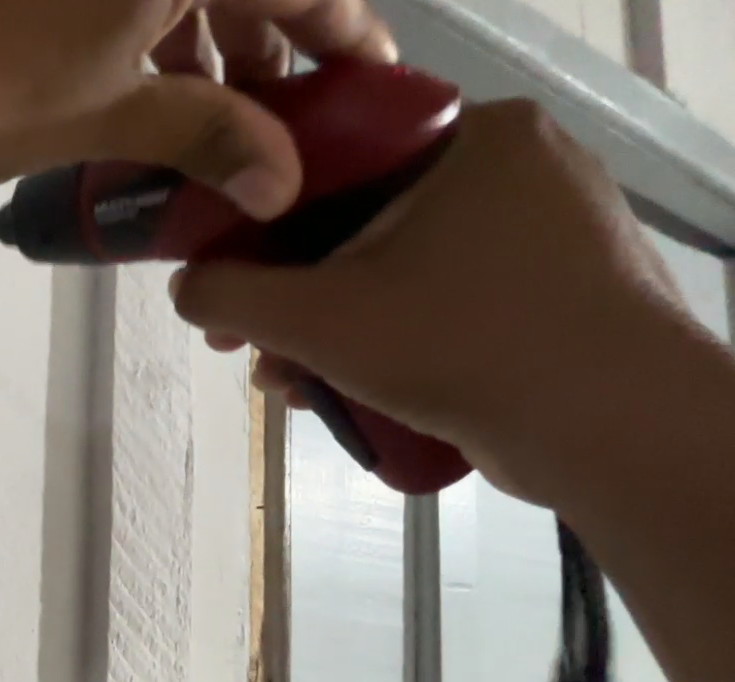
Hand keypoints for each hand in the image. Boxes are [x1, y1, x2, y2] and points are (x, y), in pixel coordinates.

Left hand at [0, 0, 395, 216]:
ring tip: (222, 114)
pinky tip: (159, 88)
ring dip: (209, 45)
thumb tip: (280, 183)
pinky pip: (128, 2)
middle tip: (284, 112)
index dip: (336, 29)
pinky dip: (153, 38)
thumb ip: (206, 134)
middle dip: (269, 42)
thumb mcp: (113, 113)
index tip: (362, 79)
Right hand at [171, 100, 696, 496]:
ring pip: (383, 272)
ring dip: (317, 331)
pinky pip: (428, 299)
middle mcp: (508, 169)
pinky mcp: (543, 288)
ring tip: (285, 384)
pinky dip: (374, 340)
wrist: (611, 426)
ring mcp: (535, 230)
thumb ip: (225, 294)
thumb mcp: (310, 317)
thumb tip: (183, 284)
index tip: (215, 281)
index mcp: (465, 141)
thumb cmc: (455, 344)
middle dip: (281, 300)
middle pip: (348, 228)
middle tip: (238, 345)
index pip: (326, 167)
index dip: (252, 227)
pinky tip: (336, 388)